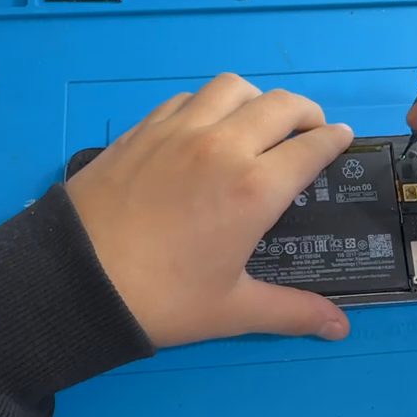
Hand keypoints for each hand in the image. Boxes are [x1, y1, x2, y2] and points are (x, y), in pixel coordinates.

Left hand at [65, 75, 354, 346]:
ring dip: (258, 99)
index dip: (335, 139)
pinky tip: (206, 126)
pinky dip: (211, 103)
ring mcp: (180, 130)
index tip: (343, 138)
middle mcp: (224, 145)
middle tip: (311, 130)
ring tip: (259, 121)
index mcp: (255, 188)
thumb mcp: (232, 309)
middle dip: (307, 113)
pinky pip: (189, 97)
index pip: (312, 147)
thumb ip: (292, 312)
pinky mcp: (145, 128)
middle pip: (281, 105)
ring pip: (233, 87)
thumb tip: (339, 328)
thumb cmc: (160, 299)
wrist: (73, 279)